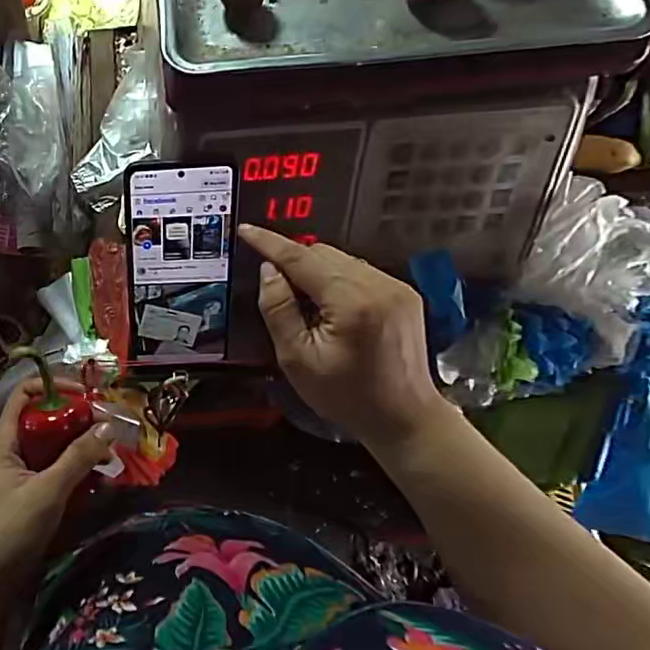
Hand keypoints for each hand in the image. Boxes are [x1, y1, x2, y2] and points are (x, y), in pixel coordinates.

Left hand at [0, 382, 113, 591]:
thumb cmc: (10, 530)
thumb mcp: (47, 491)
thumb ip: (78, 458)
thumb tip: (108, 426)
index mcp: (4, 440)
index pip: (25, 394)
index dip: (54, 387)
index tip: (87, 395)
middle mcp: (11, 450)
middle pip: (45, 419)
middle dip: (77, 419)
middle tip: (110, 426)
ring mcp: (20, 473)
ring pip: (53, 446)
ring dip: (81, 446)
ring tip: (112, 453)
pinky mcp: (30, 493)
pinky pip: (56, 469)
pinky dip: (76, 469)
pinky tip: (101, 477)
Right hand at [238, 223, 450, 447]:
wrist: (404, 418)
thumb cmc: (345, 395)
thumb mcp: (297, 358)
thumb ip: (279, 309)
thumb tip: (269, 271)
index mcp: (351, 300)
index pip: (302, 258)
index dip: (270, 243)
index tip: (246, 231)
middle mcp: (378, 284)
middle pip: (323, 253)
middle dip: (292, 260)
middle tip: (270, 283)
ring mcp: (396, 287)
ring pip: (342, 260)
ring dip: (314, 270)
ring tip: (298, 300)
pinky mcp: (404, 295)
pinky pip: (359, 272)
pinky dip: (335, 279)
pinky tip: (326, 305)